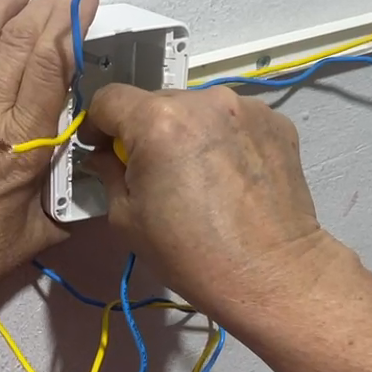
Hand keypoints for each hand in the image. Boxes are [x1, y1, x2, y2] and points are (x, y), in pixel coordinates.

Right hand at [87, 84, 344, 333]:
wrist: (267, 273)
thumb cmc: (187, 252)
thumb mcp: (125, 217)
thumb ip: (108, 172)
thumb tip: (106, 156)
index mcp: (157, 121)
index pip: (109, 98)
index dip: (96, 124)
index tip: (101, 149)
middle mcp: (202, 101)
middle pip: (154, 101)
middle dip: (143, 130)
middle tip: (151, 171)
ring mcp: (245, 108)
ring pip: (194, 109)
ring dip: (184, 132)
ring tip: (194, 175)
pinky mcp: (275, 122)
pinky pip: (230, 120)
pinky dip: (219, 138)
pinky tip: (225, 175)